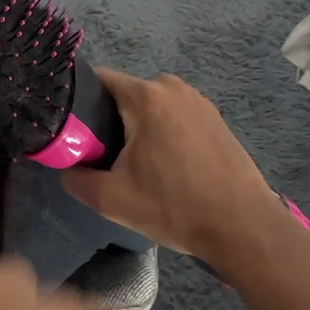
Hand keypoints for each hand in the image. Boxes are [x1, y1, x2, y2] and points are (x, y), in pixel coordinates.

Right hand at [62, 68, 297, 278]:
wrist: (245, 228)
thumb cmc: (176, 207)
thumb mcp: (112, 199)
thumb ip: (76, 178)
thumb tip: (64, 166)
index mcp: (145, 96)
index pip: (97, 80)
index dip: (79, 102)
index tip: (74, 132)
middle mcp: (171, 87)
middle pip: (124, 94)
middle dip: (109, 119)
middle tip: (105, 156)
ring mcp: (198, 100)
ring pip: (150, 105)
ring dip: (138, 127)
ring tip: (137, 164)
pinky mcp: (215, 117)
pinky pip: (174, 115)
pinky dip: (163, 132)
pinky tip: (167, 165)